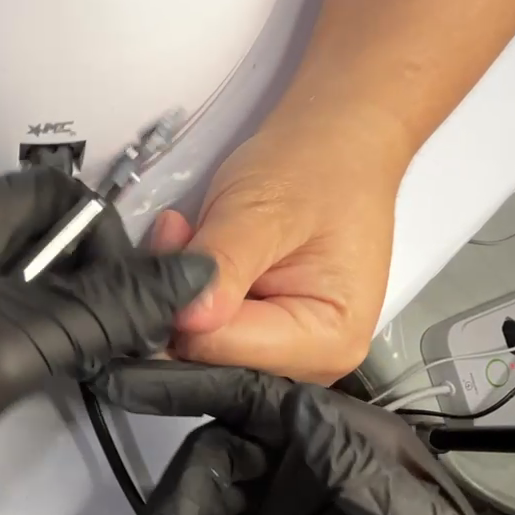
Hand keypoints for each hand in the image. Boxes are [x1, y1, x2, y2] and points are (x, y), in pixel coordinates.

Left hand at [0, 169, 215, 514]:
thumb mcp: (10, 348)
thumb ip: (102, 308)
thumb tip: (197, 270)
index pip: (55, 190)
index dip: (106, 236)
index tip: (128, 302)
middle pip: (40, 234)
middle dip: (92, 279)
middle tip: (120, 342)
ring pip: (20, 280)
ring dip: (66, 313)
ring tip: (92, 363)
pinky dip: (30, 337)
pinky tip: (47, 376)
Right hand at [95, 360, 514, 514]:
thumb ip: (361, 473)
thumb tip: (296, 406)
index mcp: (347, 433)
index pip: (258, 395)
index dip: (189, 385)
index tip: (123, 386)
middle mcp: (306, 448)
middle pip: (217, 457)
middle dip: (180, 513)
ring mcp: (284, 486)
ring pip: (206, 498)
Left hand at [159, 114, 406, 383]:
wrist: (336, 149)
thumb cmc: (318, 169)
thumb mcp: (265, 207)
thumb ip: (224, 265)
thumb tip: (188, 320)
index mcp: (328, 341)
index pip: (218, 351)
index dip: (181, 303)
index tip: (178, 241)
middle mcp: (306, 365)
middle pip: (205, 358)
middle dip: (179, 298)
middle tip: (181, 233)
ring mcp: (279, 358)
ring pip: (195, 345)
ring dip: (179, 292)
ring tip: (195, 236)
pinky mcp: (256, 343)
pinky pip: (199, 334)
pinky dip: (186, 294)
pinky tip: (198, 256)